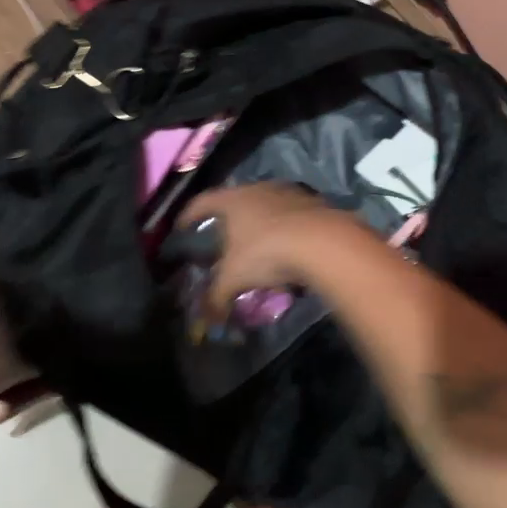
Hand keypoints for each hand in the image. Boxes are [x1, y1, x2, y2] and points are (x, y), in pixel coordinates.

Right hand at [181, 182, 372, 317]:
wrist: (324, 242)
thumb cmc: (267, 252)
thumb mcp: (235, 278)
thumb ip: (217, 296)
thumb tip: (206, 319)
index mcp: (232, 200)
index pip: (202, 202)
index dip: (189, 215)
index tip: (182, 227)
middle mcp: (258, 189)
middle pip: (236, 203)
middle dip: (229, 223)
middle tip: (224, 242)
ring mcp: (288, 193)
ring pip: (267, 209)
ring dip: (261, 227)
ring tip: (260, 250)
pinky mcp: (314, 203)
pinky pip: (292, 218)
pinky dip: (286, 233)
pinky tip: (290, 254)